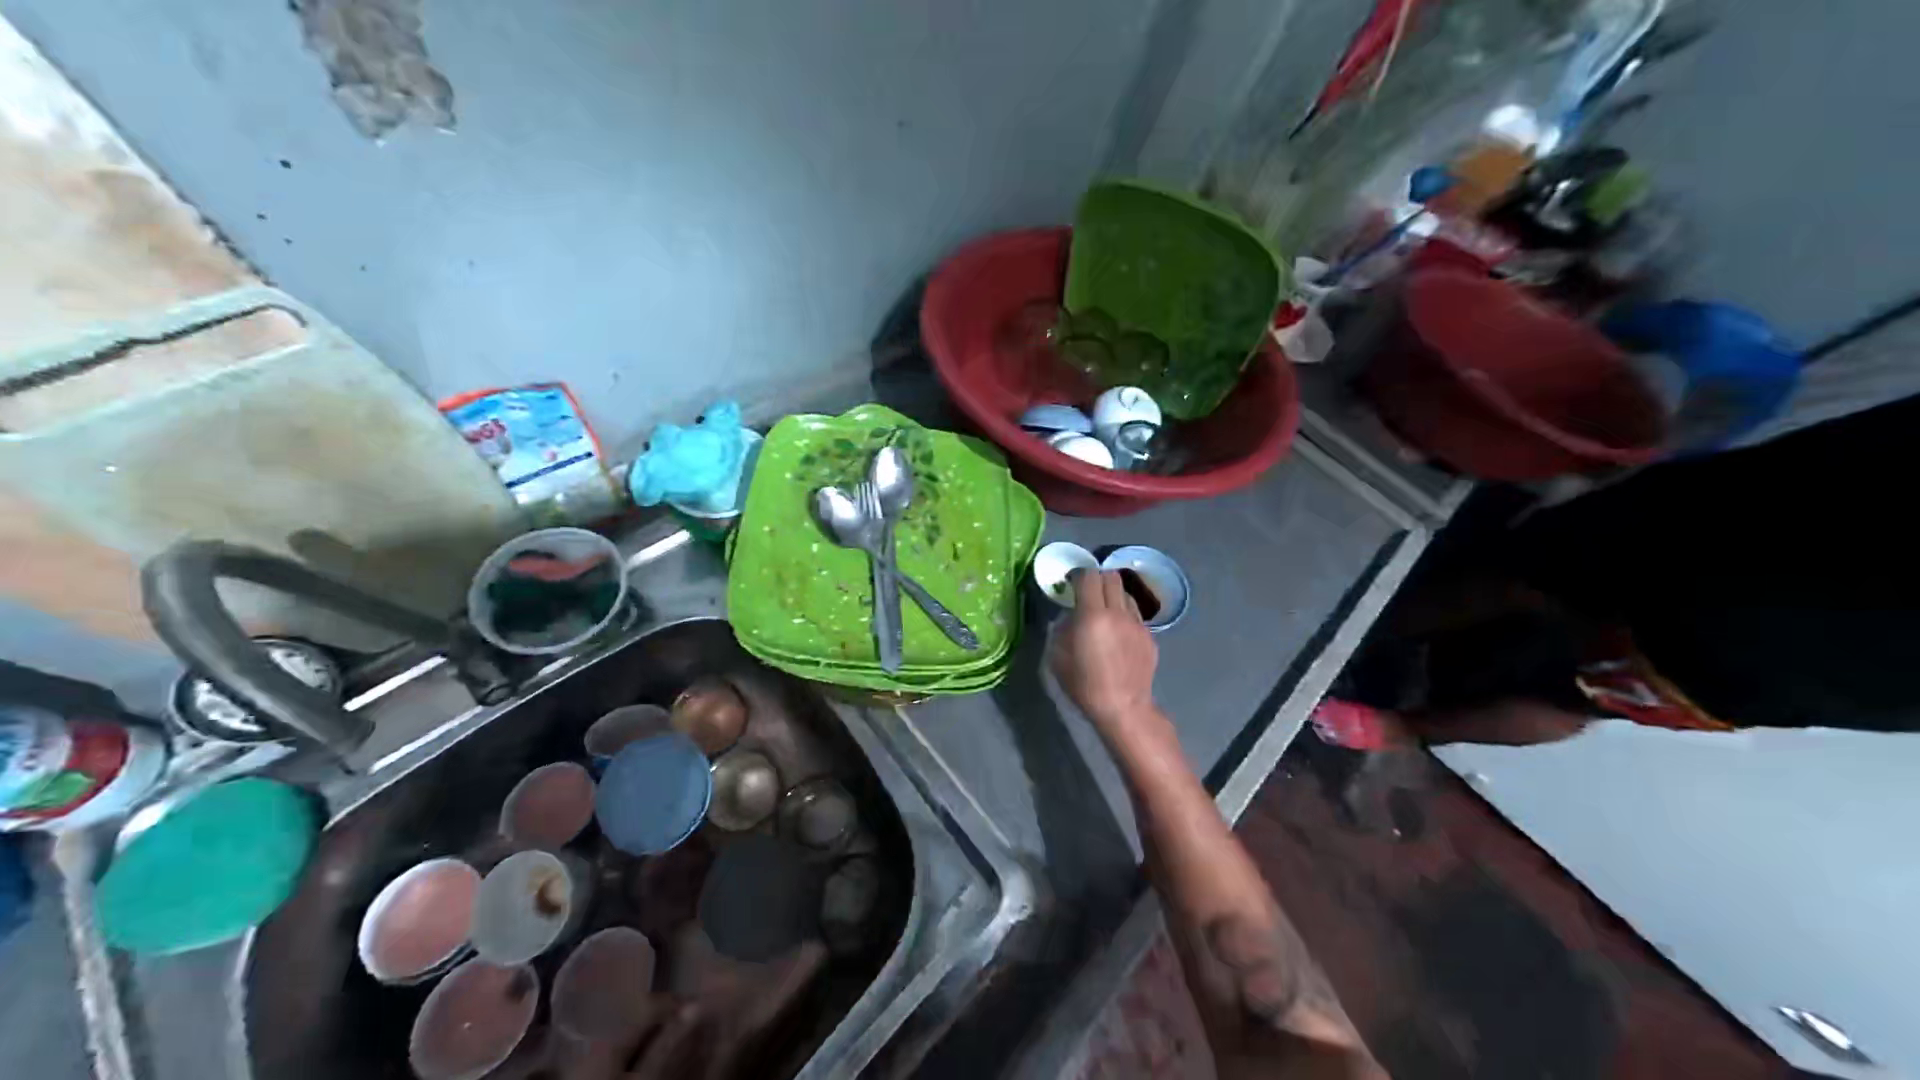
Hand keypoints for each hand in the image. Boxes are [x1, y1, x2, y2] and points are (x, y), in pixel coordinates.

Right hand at [1050, 570, 1159, 737]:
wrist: (1124, 708)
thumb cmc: (1084, 685)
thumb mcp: (1057, 657)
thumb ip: (1062, 628)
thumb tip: (1071, 616)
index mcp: (1093, 615)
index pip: (1088, 576)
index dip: (1078, 574)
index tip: (1070, 582)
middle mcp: (1118, 613)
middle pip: (1111, 577)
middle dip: (1097, 579)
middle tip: (1086, 592)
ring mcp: (1137, 624)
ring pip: (1126, 594)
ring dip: (1113, 596)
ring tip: (1103, 611)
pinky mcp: (1149, 636)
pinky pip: (1135, 615)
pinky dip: (1124, 615)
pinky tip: (1117, 634)